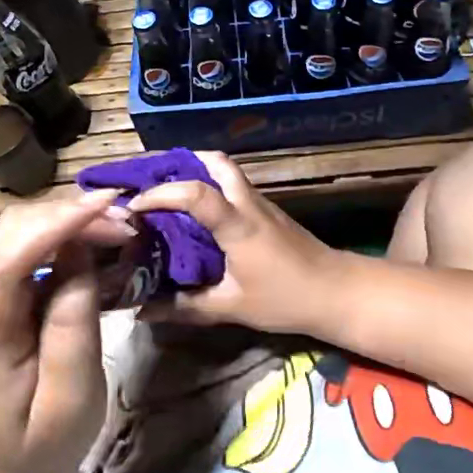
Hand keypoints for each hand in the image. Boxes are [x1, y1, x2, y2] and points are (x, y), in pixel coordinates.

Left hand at [0, 189, 134, 472]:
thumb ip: (72, 328)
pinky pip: (31, 247)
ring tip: (117, 227)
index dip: (55, 223)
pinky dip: (65, 233)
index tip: (107, 205)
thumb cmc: (44, 446)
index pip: (8, 257)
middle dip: (67, 213)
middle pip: (10, 231)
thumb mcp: (71, 401)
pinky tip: (97, 243)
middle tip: (125, 222)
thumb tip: (79, 255)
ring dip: (67, 218)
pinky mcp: (8, 298)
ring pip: (19, 231)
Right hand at [126, 151, 347, 334]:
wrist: (337, 292)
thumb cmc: (286, 298)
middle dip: (180, 163)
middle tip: (150, 181)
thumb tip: (142, 311)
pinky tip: (196, 213)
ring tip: (166, 193)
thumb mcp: (231, 307)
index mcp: (238, 224)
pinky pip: (233, 185)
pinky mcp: (267, 210)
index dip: (161, 194)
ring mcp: (260, 203)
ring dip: (195, 171)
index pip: (196, 193)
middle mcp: (248, 203)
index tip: (134, 207)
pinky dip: (210, 186)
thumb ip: (186, 306)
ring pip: (226, 169)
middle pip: (216, 162)